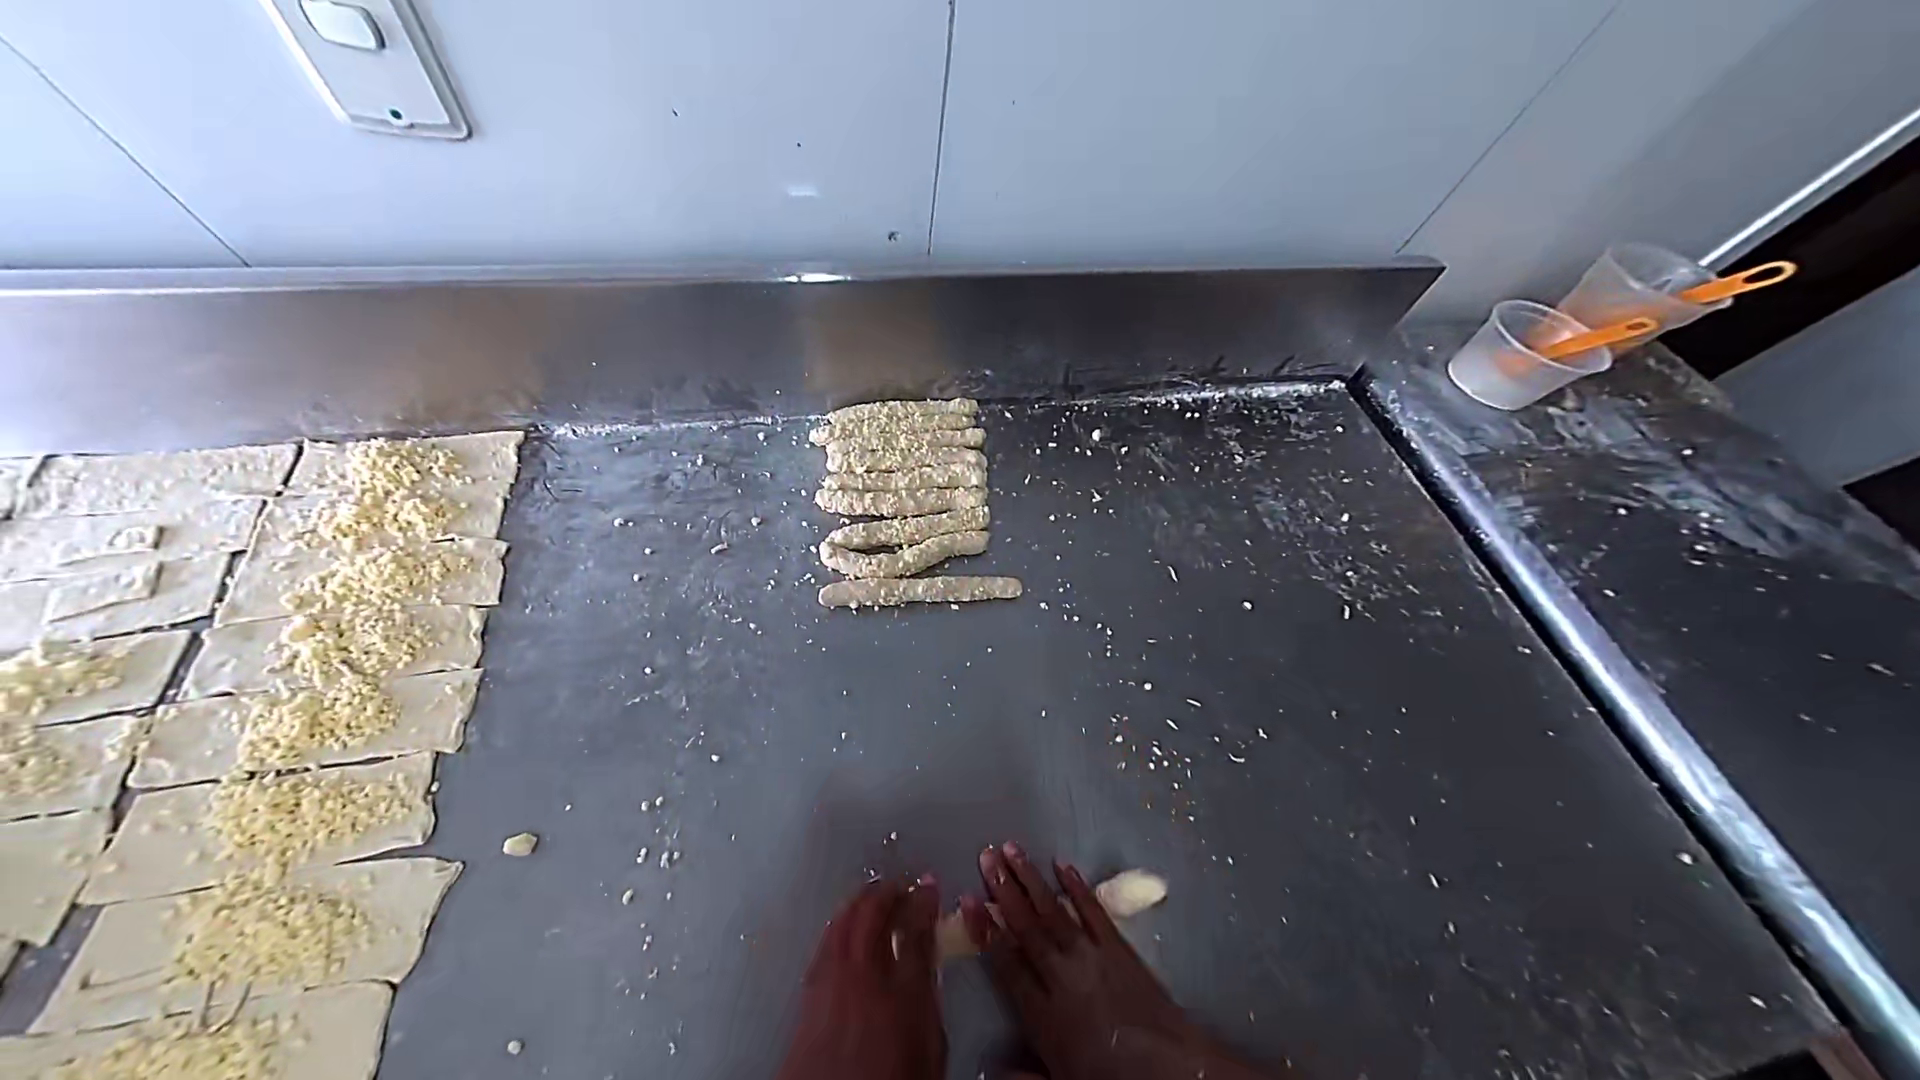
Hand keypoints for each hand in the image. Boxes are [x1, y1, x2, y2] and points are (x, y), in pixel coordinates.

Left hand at [775, 875, 946, 1079]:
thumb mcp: (929, 1052)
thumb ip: (930, 1005)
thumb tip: (929, 972)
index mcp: (904, 992)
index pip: (917, 929)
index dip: (925, 901)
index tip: (930, 886)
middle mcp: (866, 977)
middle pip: (875, 914)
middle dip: (890, 892)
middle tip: (903, 886)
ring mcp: (832, 982)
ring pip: (845, 921)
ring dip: (862, 900)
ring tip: (874, 894)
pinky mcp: (808, 993)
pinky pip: (826, 941)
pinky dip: (839, 922)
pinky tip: (844, 922)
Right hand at [966, 843, 1276, 1079]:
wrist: (1170, 1071)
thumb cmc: (1110, 1079)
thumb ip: (1021, 1075)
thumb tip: (985, 1070)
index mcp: (1042, 1012)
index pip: (1005, 962)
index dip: (984, 929)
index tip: (967, 899)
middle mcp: (1061, 975)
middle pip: (1026, 926)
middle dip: (1003, 889)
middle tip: (986, 856)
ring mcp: (1090, 956)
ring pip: (1053, 910)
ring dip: (1031, 878)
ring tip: (1012, 848)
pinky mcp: (1118, 947)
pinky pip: (1093, 911)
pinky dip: (1077, 887)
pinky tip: (1062, 865)